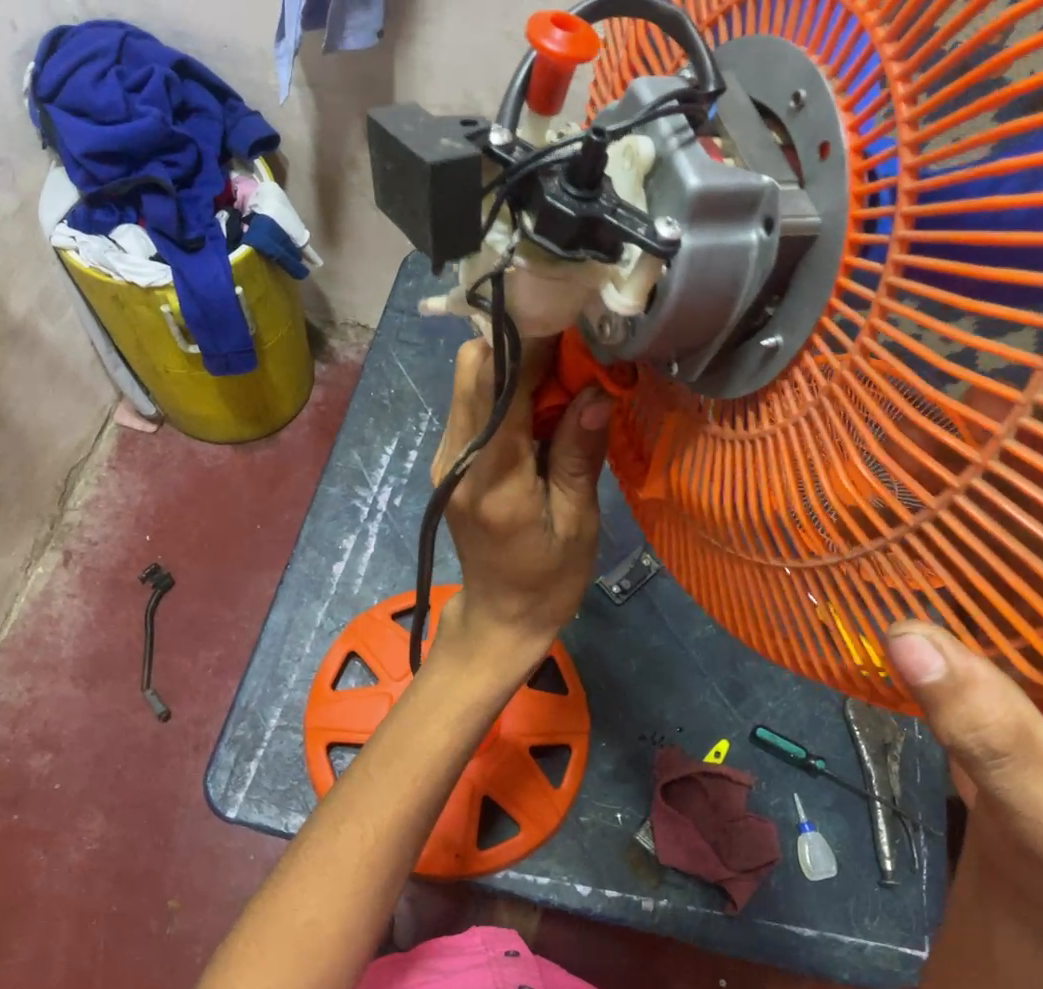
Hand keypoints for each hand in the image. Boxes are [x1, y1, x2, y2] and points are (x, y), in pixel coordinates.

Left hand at [432, 338, 613, 664]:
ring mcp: (447, 457)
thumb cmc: (548, 580)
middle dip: (524, 345)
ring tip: (565, 379)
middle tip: (576, 354)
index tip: (575, 319)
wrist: (500, 616)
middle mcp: (457, 457)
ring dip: (516, 365)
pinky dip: (507, 389)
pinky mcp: (451, 459)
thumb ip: (578, 453)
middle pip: (475, 367)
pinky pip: (474, 403)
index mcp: (491, 475)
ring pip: (471, 379)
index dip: (532, 340)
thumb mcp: (576, 522)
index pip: (498, 381)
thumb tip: (596, 390)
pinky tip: (542, 404)